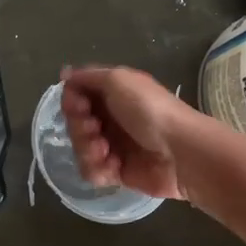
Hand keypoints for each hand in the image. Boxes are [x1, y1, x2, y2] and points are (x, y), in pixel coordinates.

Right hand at [60, 66, 194, 200]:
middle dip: (79, 127)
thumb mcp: (117, 80)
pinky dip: (98, 169)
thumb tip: (64, 73)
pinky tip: (114, 168)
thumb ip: (87, 76)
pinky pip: (91, 171)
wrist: (181, 153)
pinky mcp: (116, 171)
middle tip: (95, 130)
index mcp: (112, 92)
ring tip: (106, 152)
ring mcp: (112, 145)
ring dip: (87, 149)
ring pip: (79, 147)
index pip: (76, 93)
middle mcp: (110, 116)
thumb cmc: (148, 110)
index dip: (72, 100)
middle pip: (75, 121)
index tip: (79, 106)